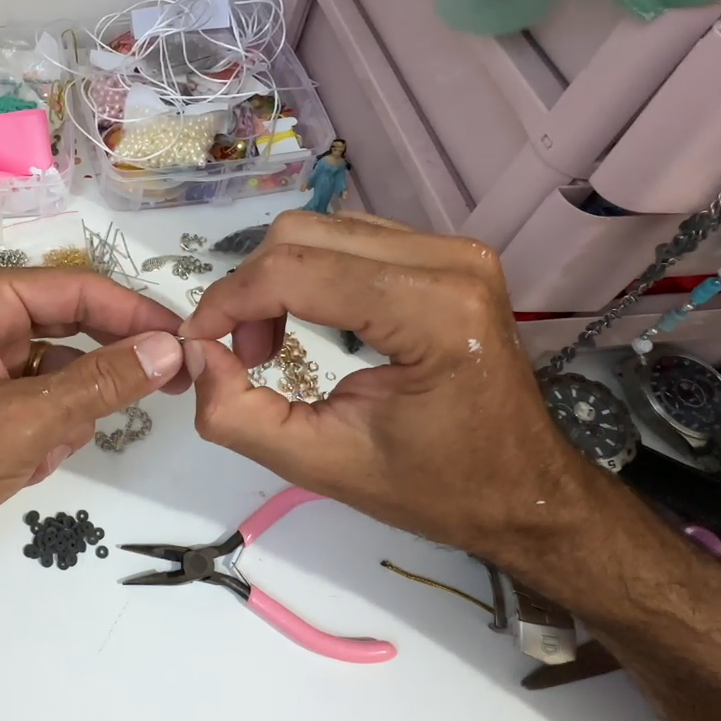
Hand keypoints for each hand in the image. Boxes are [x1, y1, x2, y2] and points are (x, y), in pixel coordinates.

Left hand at [0, 267, 186, 598]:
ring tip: (39, 453)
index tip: (187, 340)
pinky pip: (33, 406)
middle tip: (165, 389)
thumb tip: (168, 348)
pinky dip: (41, 436)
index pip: (76, 290)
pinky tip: (21, 469)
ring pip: (56, 374)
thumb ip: (99, 383)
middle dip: (100, 372)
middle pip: (69, 330)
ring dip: (63, 416)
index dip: (135, 314)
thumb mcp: (20, 423)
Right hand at [177, 211, 598, 563]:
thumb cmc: (434, 488)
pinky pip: (344, 237)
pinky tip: (305, 321)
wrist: (526, 491)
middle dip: (250, 290)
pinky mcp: (445, 251)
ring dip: (274, 281)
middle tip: (243, 355)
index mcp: (431, 312)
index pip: (295, 271)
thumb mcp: (321, 464)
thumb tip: (193, 350)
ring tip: (271, 345)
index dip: (228, 302)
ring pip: (317, 228)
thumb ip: (238, 414)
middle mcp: (448, 260)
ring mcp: (452, 248)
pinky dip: (305, 273)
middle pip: (299, 235)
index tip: (197, 342)